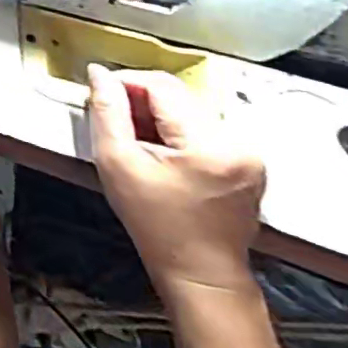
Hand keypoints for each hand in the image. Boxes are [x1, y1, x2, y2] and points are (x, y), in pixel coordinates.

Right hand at [86, 64, 265, 296]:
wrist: (199, 272)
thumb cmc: (155, 224)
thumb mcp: (116, 162)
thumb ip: (106, 111)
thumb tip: (100, 74)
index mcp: (209, 145)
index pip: (161, 86)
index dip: (125, 83)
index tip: (102, 96)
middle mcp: (237, 144)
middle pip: (177, 96)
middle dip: (140, 101)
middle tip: (116, 124)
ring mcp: (247, 155)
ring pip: (188, 109)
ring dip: (157, 116)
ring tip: (138, 142)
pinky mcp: (247, 163)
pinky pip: (203, 128)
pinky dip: (176, 132)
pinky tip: (161, 154)